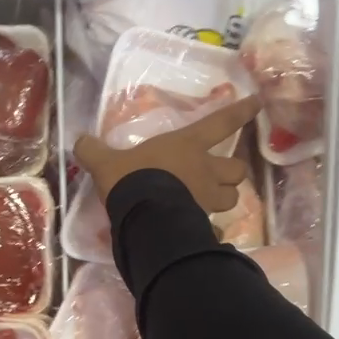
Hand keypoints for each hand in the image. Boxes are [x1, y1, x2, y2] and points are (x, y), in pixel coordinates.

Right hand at [74, 97, 263, 213]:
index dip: (241, 111)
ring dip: (225, 199)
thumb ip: (95, 152)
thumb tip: (80, 141)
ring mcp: (207, 199)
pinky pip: (214, 227)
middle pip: (237, 170)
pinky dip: (211, 231)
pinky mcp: (201, 223)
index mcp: (188, 146)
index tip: (257, 103)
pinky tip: (203, 235)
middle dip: (232, 173)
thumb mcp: (107, 163)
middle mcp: (205, 170)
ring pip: (232, 198)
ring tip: (211, 205)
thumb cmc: (132, 179)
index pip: (222, 122)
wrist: (142, 214)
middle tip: (220, 177)